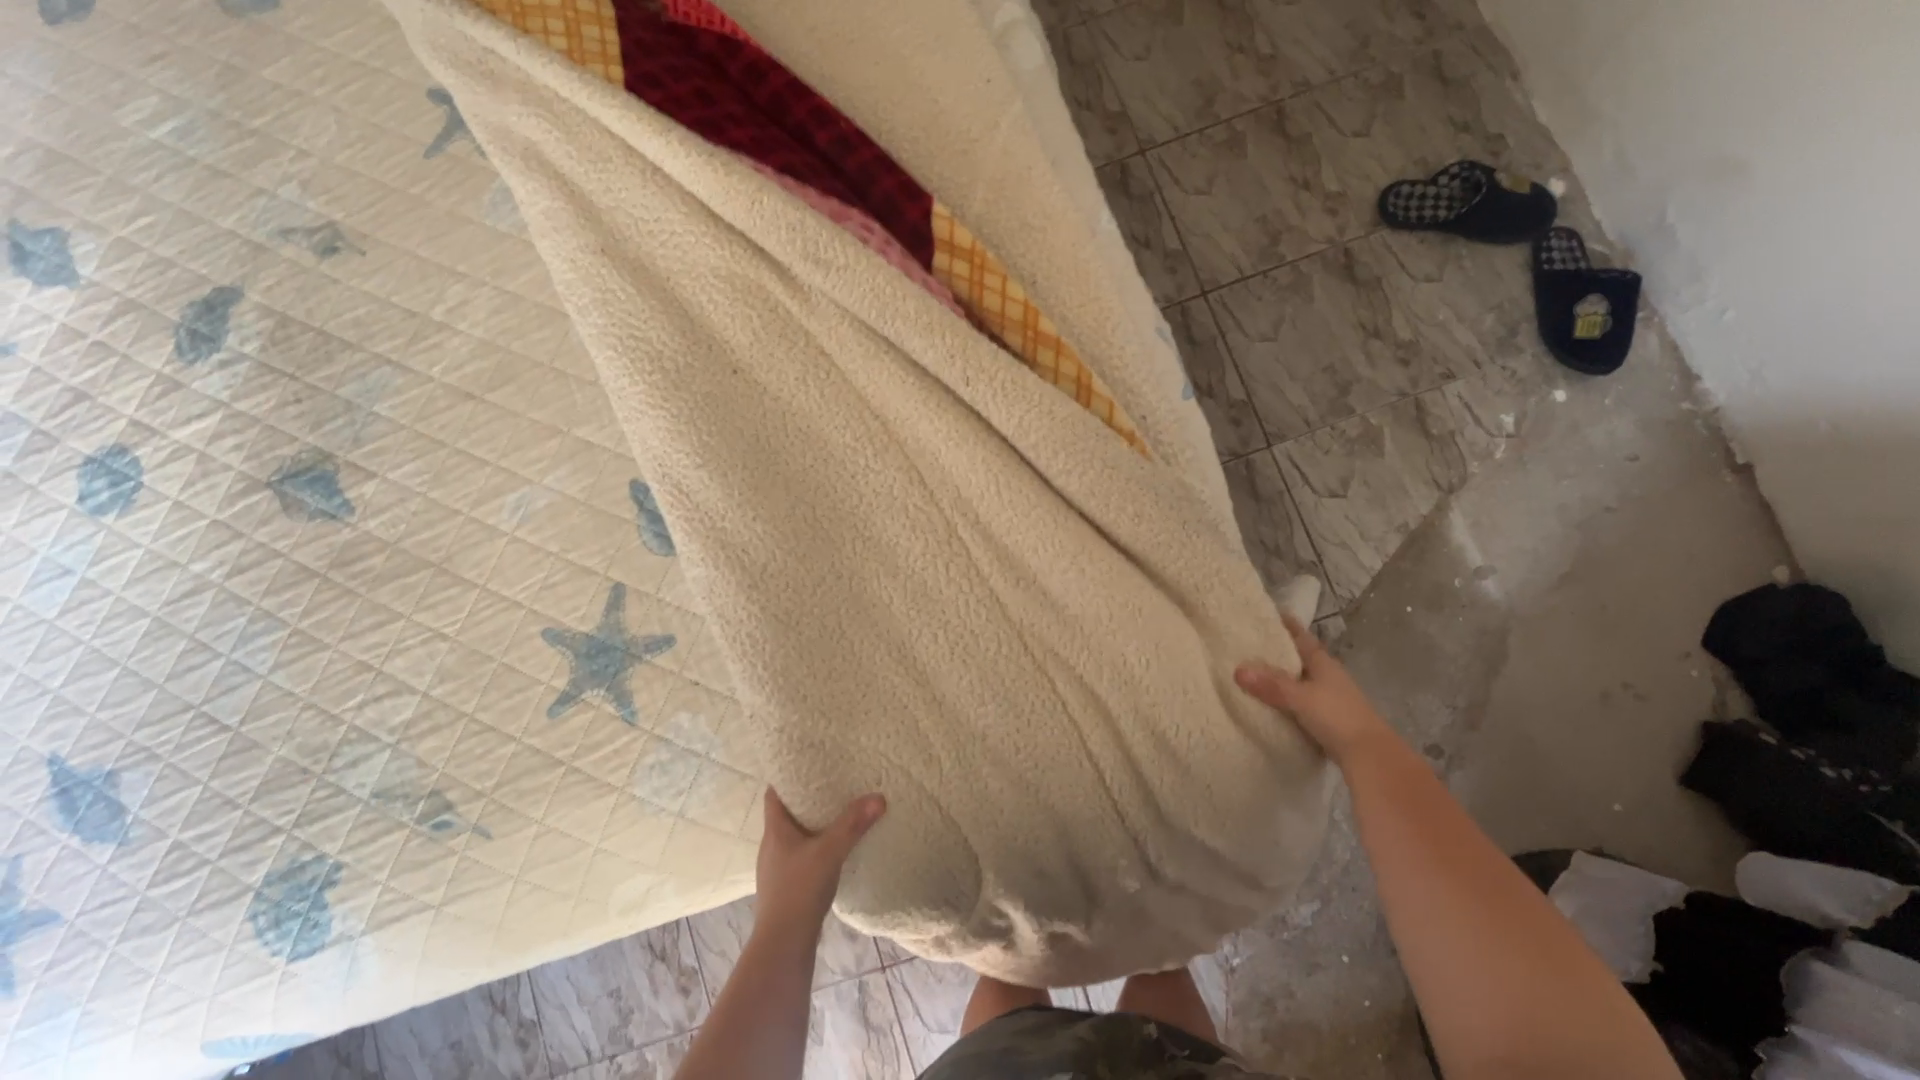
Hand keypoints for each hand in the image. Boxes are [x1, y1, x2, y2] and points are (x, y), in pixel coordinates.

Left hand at [755, 788, 886, 938]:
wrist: (783, 944)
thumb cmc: (799, 891)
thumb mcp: (829, 853)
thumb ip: (852, 824)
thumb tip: (878, 797)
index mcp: (775, 831)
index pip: (774, 794)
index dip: (787, 777)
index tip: (808, 763)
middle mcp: (772, 846)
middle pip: (787, 814)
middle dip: (808, 800)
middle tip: (834, 785)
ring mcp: (778, 869)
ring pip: (796, 838)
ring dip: (814, 826)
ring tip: (840, 815)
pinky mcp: (788, 887)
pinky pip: (802, 857)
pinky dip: (817, 849)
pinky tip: (836, 853)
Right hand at [1235, 615, 1394, 764]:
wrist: (1369, 755)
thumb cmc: (1337, 717)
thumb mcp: (1301, 698)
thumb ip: (1272, 685)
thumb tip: (1238, 669)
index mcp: (1323, 664)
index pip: (1302, 638)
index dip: (1287, 625)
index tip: (1268, 614)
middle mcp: (1327, 678)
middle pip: (1299, 659)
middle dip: (1278, 652)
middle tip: (1249, 645)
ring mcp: (1328, 699)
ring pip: (1299, 682)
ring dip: (1280, 679)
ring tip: (1251, 675)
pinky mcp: (1326, 720)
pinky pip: (1299, 704)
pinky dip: (1284, 701)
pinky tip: (1268, 706)